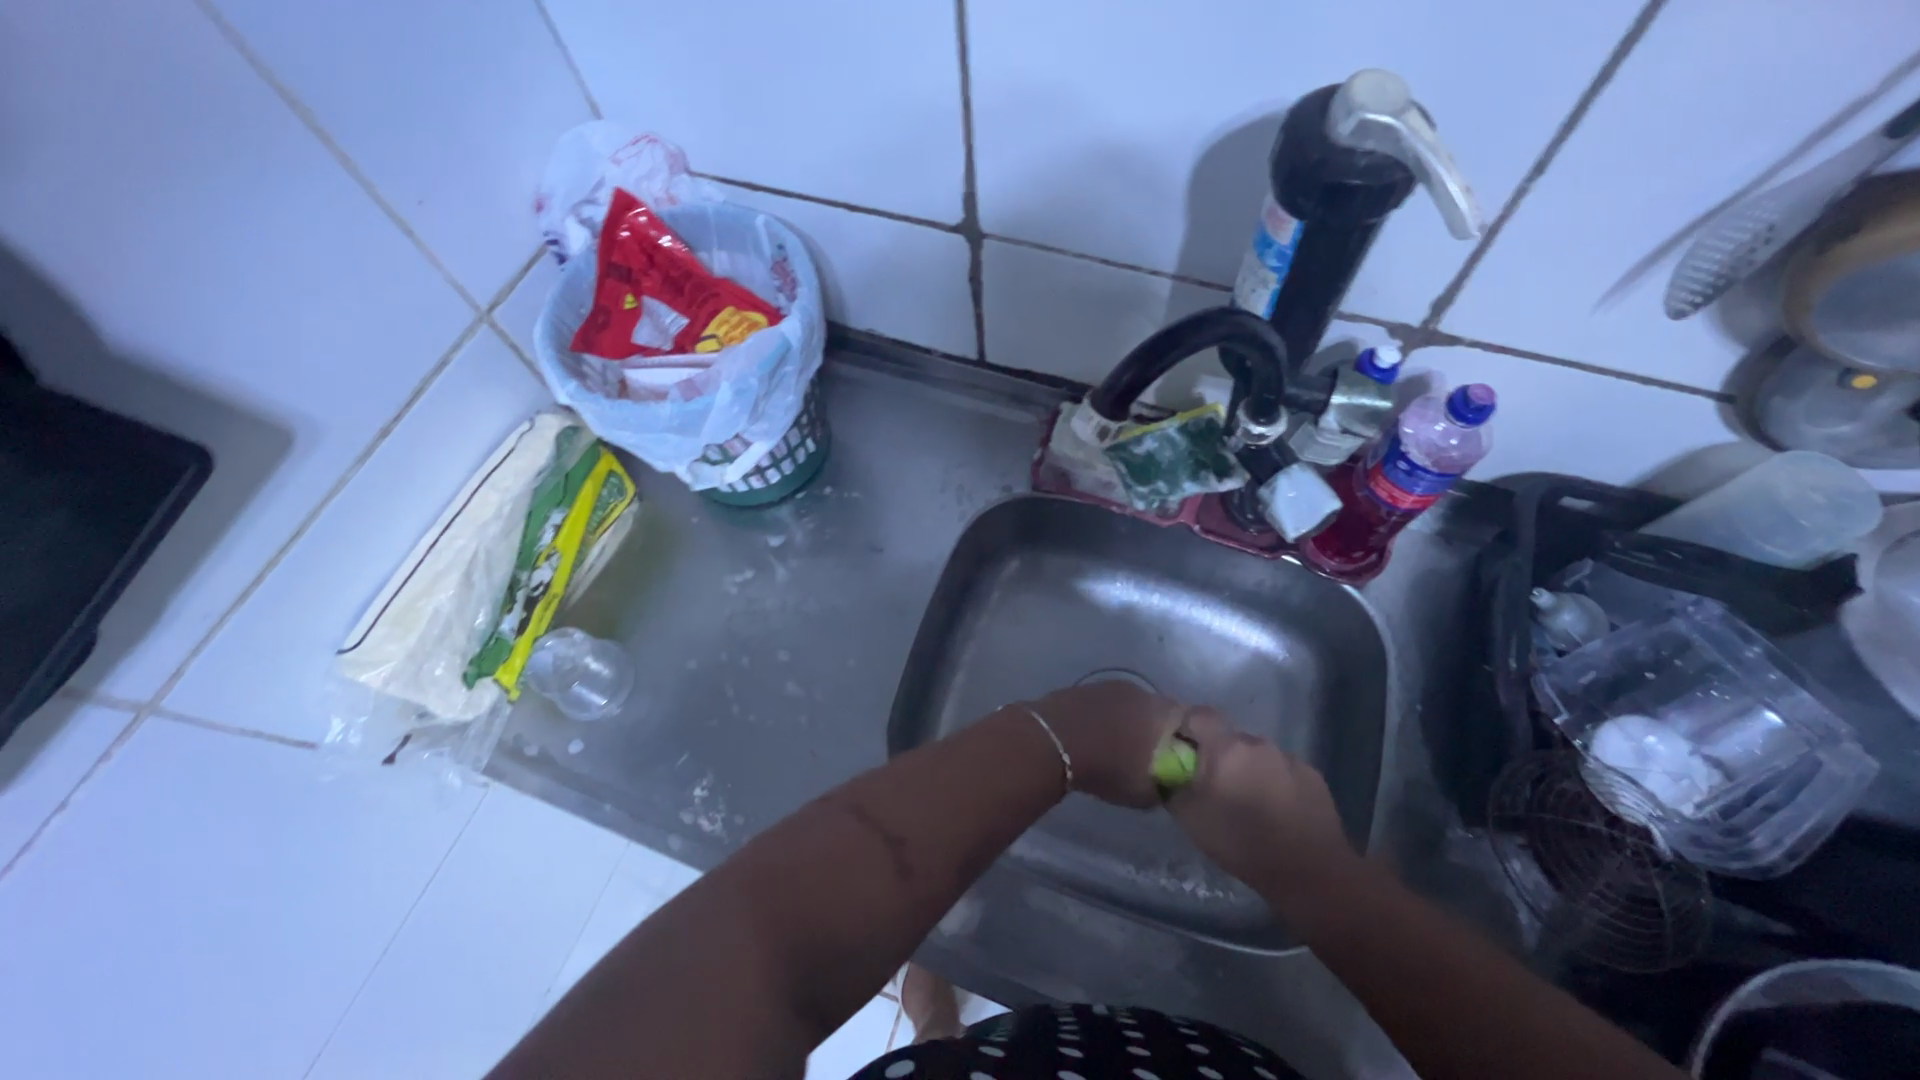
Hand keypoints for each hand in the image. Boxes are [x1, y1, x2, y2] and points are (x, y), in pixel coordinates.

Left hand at [1024, 680, 1185, 808]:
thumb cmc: (1109, 768)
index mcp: (1166, 714)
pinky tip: (1094, 735)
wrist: (1055, 742)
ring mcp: (1112, 687)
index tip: (1178, 759)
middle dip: (1154, 731)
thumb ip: (1165, 786)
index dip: (1185, 743)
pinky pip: (1104, 705)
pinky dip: (1103, 718)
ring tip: (1116, 746)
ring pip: (1130, 706)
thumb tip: (1168, 783)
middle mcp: (1144, 693)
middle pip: (1158, 712)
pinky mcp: (1085, 688)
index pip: (1191, 725)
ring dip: (1127, 722)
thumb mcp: (1145, 793)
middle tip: (1145, 754)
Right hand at [1165, 708, 1356, 918]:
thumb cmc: (1240, 843)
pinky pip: (1283, 770)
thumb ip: (1173, 786)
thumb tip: (1168, 771)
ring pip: (1257, 756)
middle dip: (1220, 758)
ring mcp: (1288, 757)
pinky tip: (1276, 812)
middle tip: (1216, 789)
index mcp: (1225, 748)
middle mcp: (1257, 743)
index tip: (1183, 754)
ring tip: (1249, 804)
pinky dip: (1274, 783)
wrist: (1308, 871)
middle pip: (1230, 740)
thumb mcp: (1190, 819)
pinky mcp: (1312, 775)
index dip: (1188, 730)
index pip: (1199, 716)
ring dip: (1249, 771)